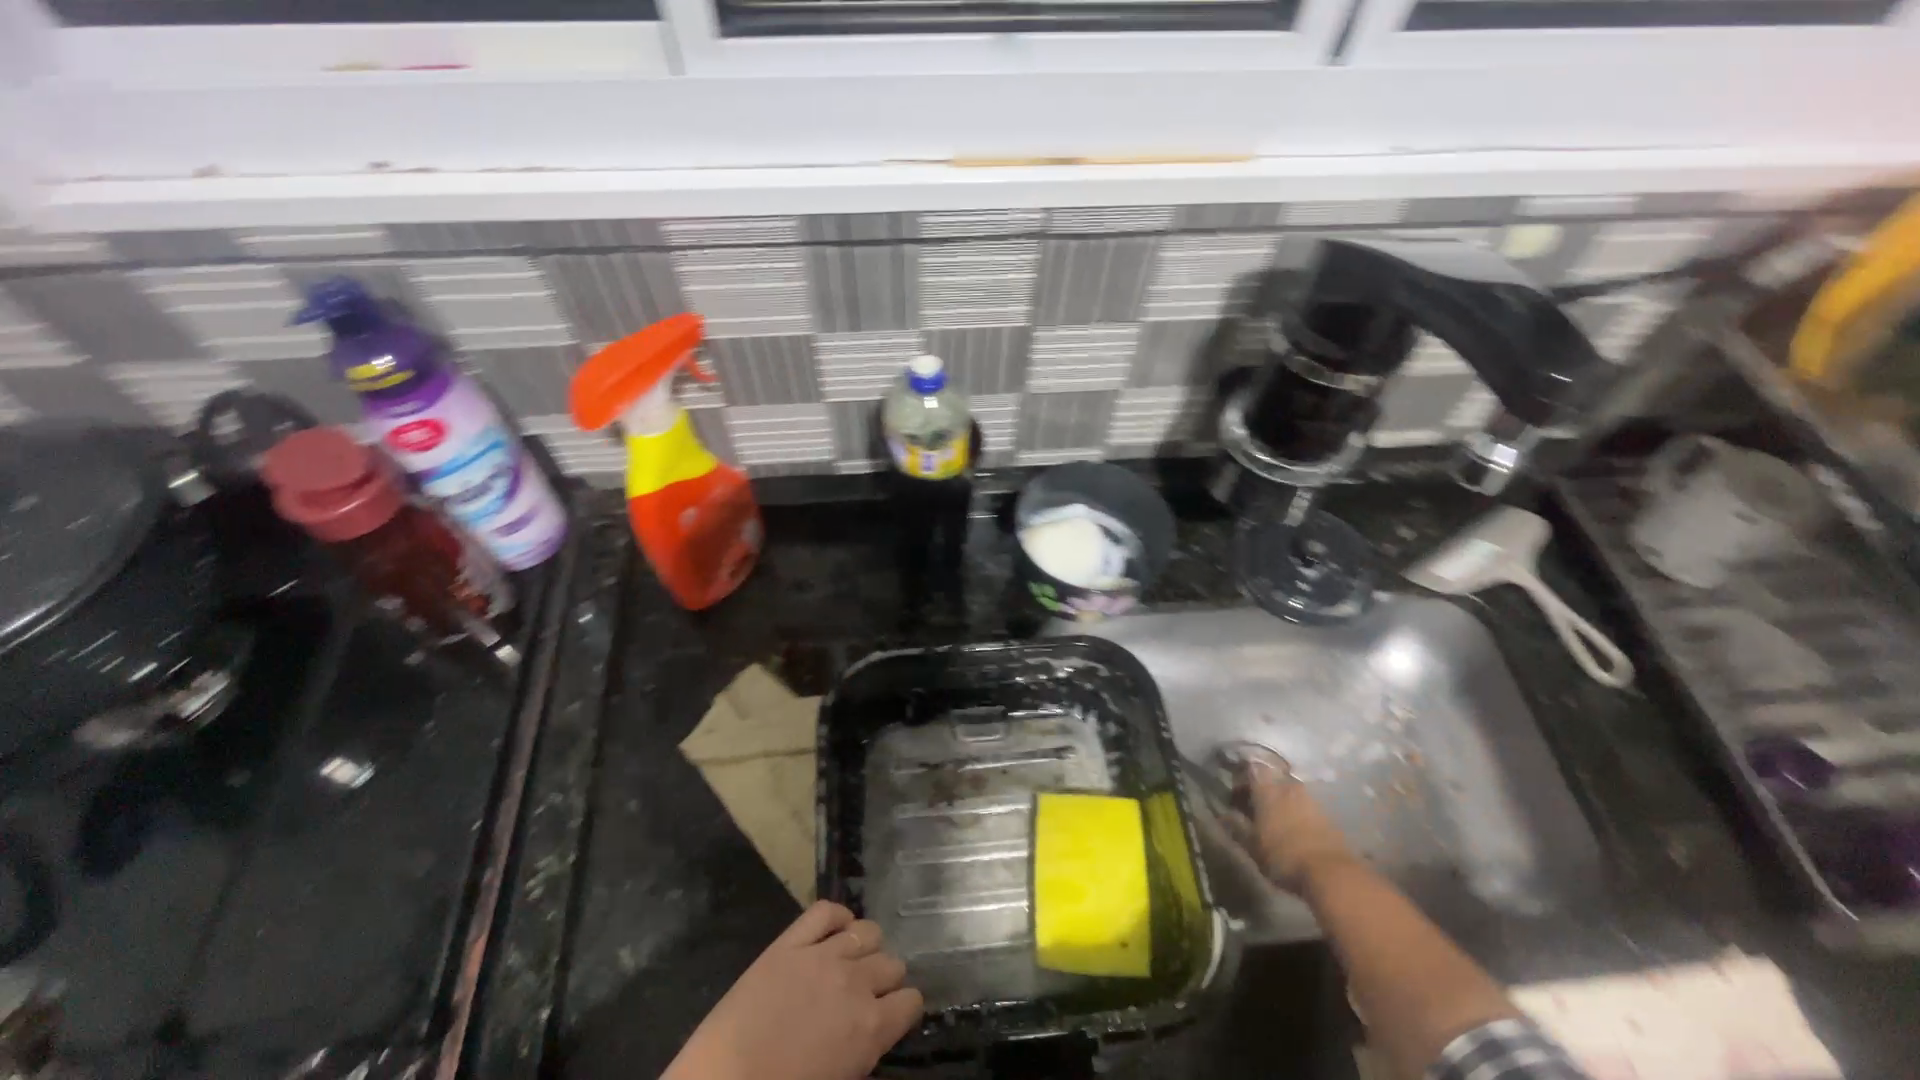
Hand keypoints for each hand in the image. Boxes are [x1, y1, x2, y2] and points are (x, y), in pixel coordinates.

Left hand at [664, 901, 924, 1079]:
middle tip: (865, 994)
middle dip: (885, 980)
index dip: (903, 1008)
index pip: (913, 1001)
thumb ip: (866, 1045)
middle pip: (893, 964)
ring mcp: (822, 957)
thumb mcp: (844, 1076)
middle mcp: (856, 983)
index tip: (892, 1014)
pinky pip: (824, 911)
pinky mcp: (789, 943)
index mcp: (872, 1026)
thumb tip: (872, 1028)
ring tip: (850, 962)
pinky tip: (833, 931)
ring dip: (866, 948)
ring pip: (868, 931)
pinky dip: (836, 916)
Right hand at [1226, 752, 1359, 893]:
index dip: (1241, 777)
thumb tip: (1222, 815)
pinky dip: (1294, 811)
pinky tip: (1291, 829)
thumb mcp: (1252, 846)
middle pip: (1271, 777)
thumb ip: (1236, 827)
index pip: (1251, 769)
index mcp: (1267, 790)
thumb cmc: (1283, 857)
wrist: (1331, 872)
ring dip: (1278, 800)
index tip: (1234, 793)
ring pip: (1288, 790)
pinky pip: (1303, 804)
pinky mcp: (1326, 813)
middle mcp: (1289, 787)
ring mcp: (1310, 799)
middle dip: (1260, 788)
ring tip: (1271, 820)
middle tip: (1251, 806)